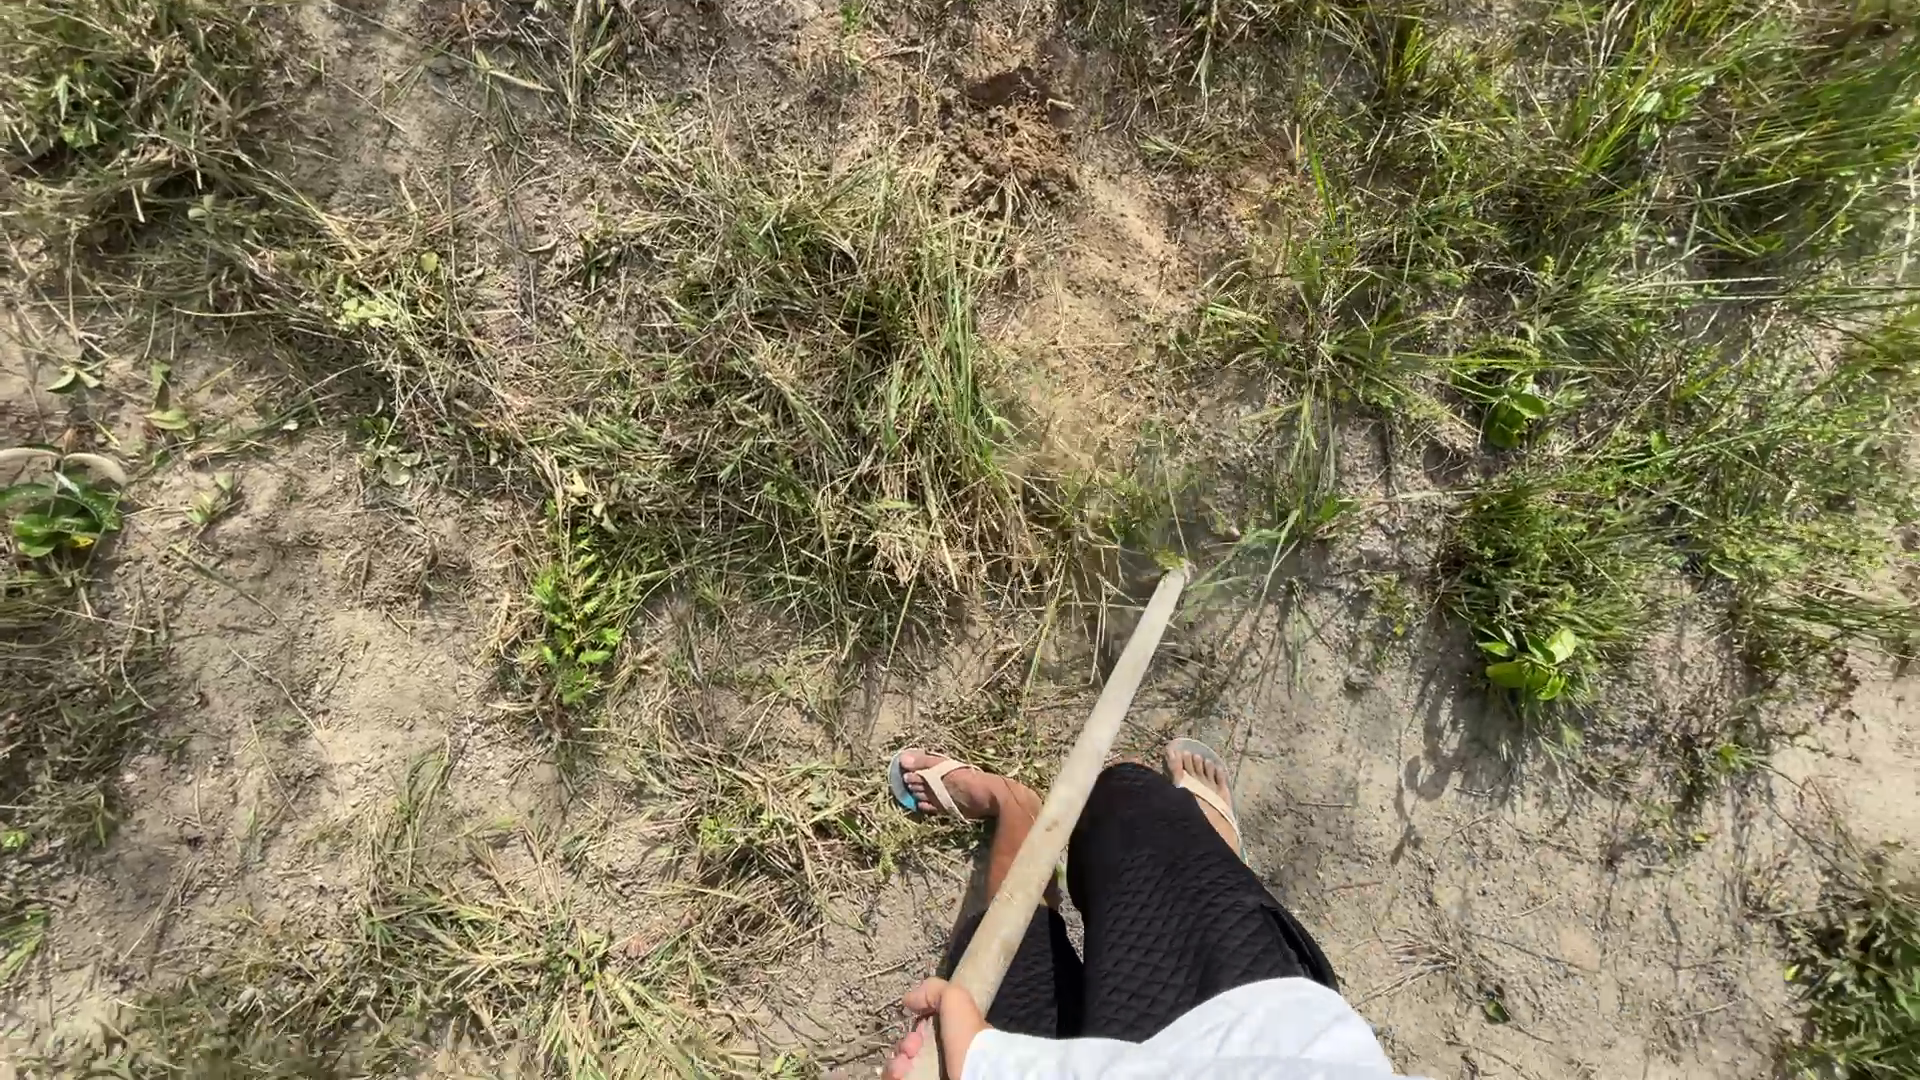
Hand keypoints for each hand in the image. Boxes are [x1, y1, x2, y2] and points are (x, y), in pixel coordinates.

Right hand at [883, 977, 987, 1079]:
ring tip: (904, 1064)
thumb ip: (933, 990)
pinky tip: (901, 1074)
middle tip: (913, 1047)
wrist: (976, 1073)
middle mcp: (938, 1055)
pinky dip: (895, 1076)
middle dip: (904, 1045)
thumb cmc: (967, 1035)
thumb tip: (909, 998)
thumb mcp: (955, 998)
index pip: (920, 1030)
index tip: (916, 1027)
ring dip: (895, 1063)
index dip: (914, 1026)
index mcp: (947, 1034)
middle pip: (906, 1048)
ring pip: (898, 1066)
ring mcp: (930, 1073)